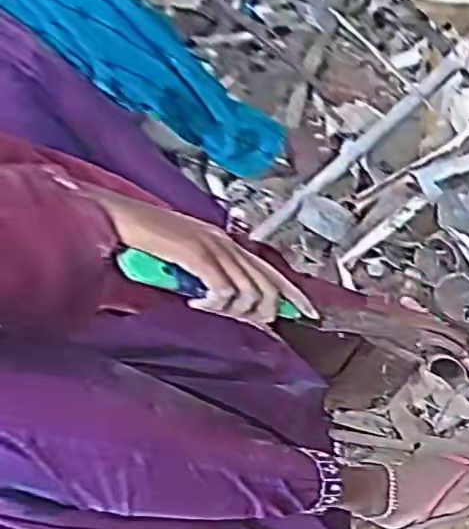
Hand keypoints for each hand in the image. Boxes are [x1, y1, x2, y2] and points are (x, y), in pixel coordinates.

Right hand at [83, 187, 315, 326]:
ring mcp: (213, 248)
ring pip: (251, 292)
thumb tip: (233, 301)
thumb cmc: (136, 233)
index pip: (275, 274)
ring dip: (237, 309)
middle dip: (263, 310)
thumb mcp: (187, 254)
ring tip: (214, 309)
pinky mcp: (196, 253)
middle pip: (268, 288)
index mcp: (228, 244)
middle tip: (242, 318)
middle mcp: (227, 245)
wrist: (99, 210)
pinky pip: (225, 289)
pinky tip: (200, 303)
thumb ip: (214, 272)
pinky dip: (218, 302)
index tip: (310, 314)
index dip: (297, 296)